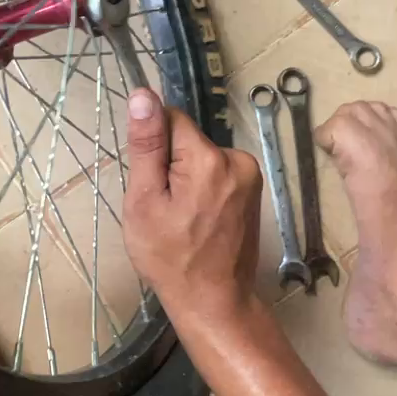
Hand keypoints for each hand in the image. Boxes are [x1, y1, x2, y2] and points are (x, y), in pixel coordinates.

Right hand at [122, 87, 263, 327]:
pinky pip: (215, 172)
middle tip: (162, 206)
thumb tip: (144, 94)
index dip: (153, 146)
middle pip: (187, 139)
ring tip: (179, 216)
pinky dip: (201, 188)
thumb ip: (146, 145)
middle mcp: (237, 158)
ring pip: (200, 156)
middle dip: (168, 165)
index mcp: (208, 158)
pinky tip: (195, 219)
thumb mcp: (145, 201)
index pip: (171, 118)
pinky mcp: (253, 189)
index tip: (149, 180)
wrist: (214, 301)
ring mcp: (250, 175)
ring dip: (184, 178)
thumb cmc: (170, 257)